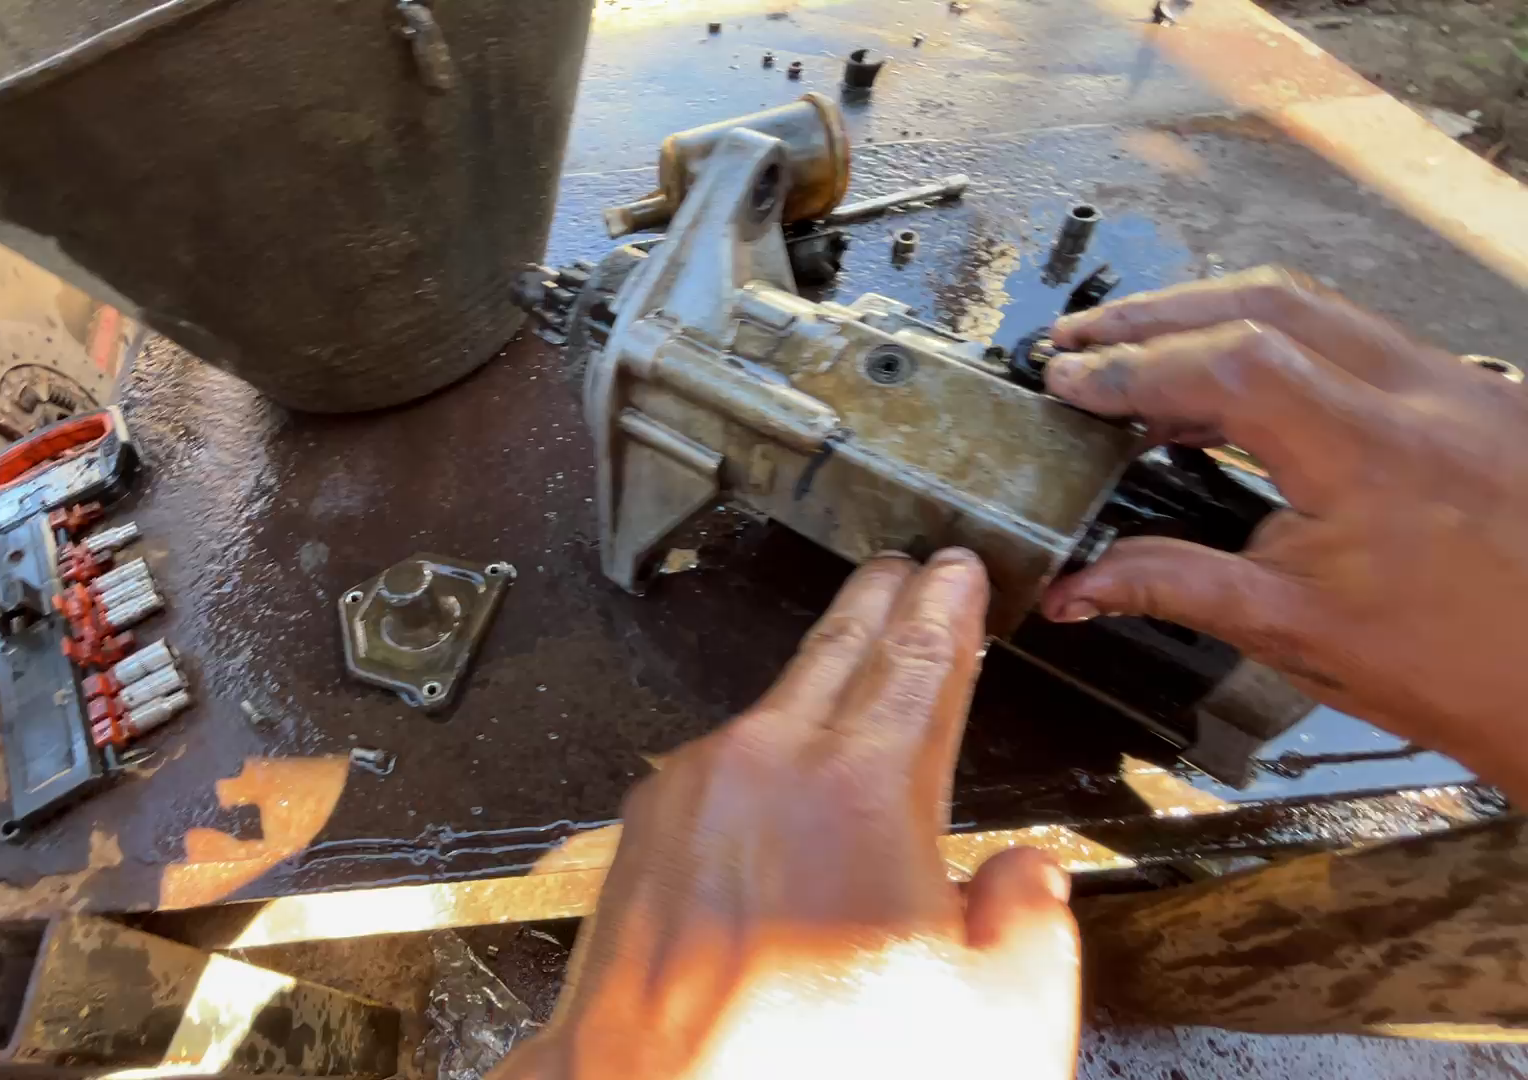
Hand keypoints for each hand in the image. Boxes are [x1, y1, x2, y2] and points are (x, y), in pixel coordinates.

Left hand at [495, 551, 1079, 1079]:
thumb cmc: (821, 1076)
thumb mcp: (990, 1028)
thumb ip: (1029, 927)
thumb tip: (1028, 869)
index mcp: (858, 790)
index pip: (918, 665)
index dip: (945, 612)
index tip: (956, 572)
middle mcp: (766, 760)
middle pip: (838, 651)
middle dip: (880, 602)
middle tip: (906, 569)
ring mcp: (696, 778)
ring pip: (777, 699)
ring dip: (822, 669)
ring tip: (857, 644)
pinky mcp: (652, 810)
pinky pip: (725, 755)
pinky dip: (766, 743)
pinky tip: (783, 764)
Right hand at [1039, 266, 1527, 799]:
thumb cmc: (1449, 663)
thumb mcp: (1288, 629)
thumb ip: (1165, 586)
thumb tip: (1063, 591)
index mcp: (1378, 456)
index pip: (1235, 368)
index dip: (1136, 366)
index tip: (1064, 380)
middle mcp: (1428, 395)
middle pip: (1272, 304)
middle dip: (1154, 314)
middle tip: (1074, 339)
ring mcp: (1457, 385)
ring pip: (1312, 306)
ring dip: (1199, 315)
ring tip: (1119, 346)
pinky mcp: (1462, 395)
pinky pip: (1341, 338)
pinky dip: (1250, 344)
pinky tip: (1199, 389)